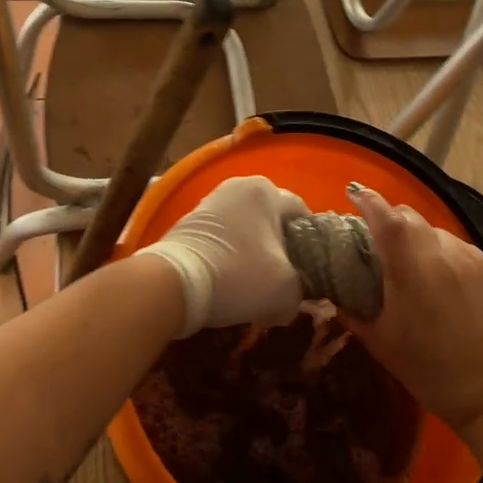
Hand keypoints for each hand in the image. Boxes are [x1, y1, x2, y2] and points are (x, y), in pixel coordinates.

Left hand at [136, 175, 309, 335]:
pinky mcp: (189, 221)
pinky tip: (229, 283)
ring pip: (246, 231)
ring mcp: (211, 201)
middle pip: (272, 222)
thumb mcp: (285, 290)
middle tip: (283, 283)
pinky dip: (230, 257)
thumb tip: (297, 297)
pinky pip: (223, 238)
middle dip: (280, 252)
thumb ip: (303, 290)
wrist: (172, 283)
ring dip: (254, 256)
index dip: (311, 245)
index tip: (309, 272)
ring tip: (254, 288)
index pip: (302, 213)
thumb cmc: (238, 274)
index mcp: (266, 190)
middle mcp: (239, 186)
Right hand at [343, 184, 482, 431]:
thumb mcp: (381, 343)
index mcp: (412, 270)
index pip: (386, 217)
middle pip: (409, 216)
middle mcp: (442, 253)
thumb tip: (334, 290)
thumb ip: (353, 310)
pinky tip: (443, 285)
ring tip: (415, 272)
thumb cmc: (430, 370)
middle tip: (381, 246)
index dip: (368, 201)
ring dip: (418, 242)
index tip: (354, 196)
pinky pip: (456, 247)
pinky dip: (442, 255)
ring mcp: (469, 256)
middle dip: (391, 222)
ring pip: (433, 231)